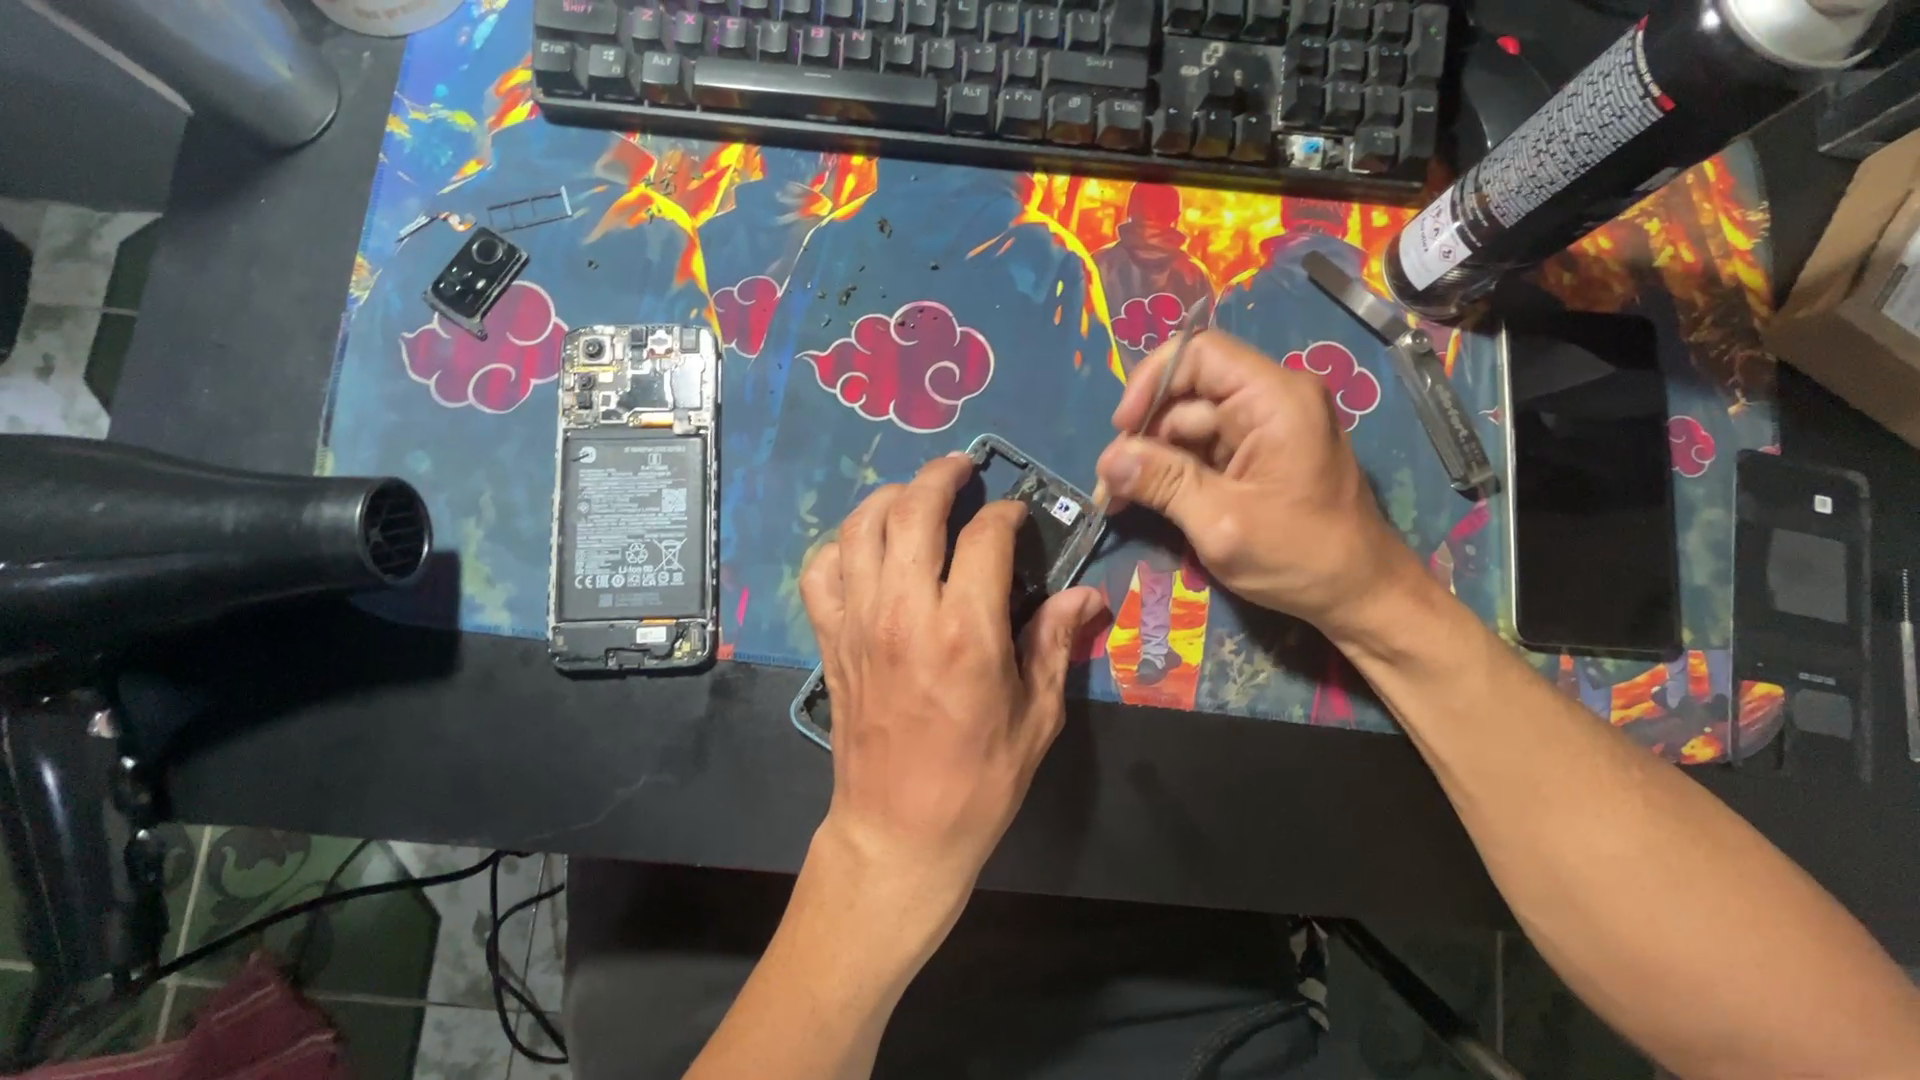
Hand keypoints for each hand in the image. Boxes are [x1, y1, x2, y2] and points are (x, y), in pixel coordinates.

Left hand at [800, 455, 1107, 915]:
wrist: (899, 831)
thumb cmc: (979, 781)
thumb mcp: (1037, 716)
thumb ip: (1055, 644)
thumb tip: (1088, 595)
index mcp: (965, 630)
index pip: (984, 537)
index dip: (1006, 514)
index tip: (1017, 516)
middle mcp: (904, 612)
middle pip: (912, 510)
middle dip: (940, 476)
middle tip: (962, 468)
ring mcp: (858, 622)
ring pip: (860, 528)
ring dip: (889, 498)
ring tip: (914, 496)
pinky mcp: (831, 641)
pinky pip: (821, 571)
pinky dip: (840, 545)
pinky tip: (865, 548)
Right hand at [1094, 330, 1422, 639]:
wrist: (1360, 595)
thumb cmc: (1300, 557)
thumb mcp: (1221, 522)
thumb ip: (1163, 483)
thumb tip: (1107, 461)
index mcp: (1274, 399)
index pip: (1199, 353)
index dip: (1151, 382)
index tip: (1123, 430)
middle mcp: (1271, 400)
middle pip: (1188, 392)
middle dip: (1145, 434)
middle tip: (1110, 484)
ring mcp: (1266, 427)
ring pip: (1190, 423)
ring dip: (1152, 459)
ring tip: (1119, 499)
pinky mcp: (1259, 454)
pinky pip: (1204, 449)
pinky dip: (1173, 472)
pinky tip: (1145, 499)